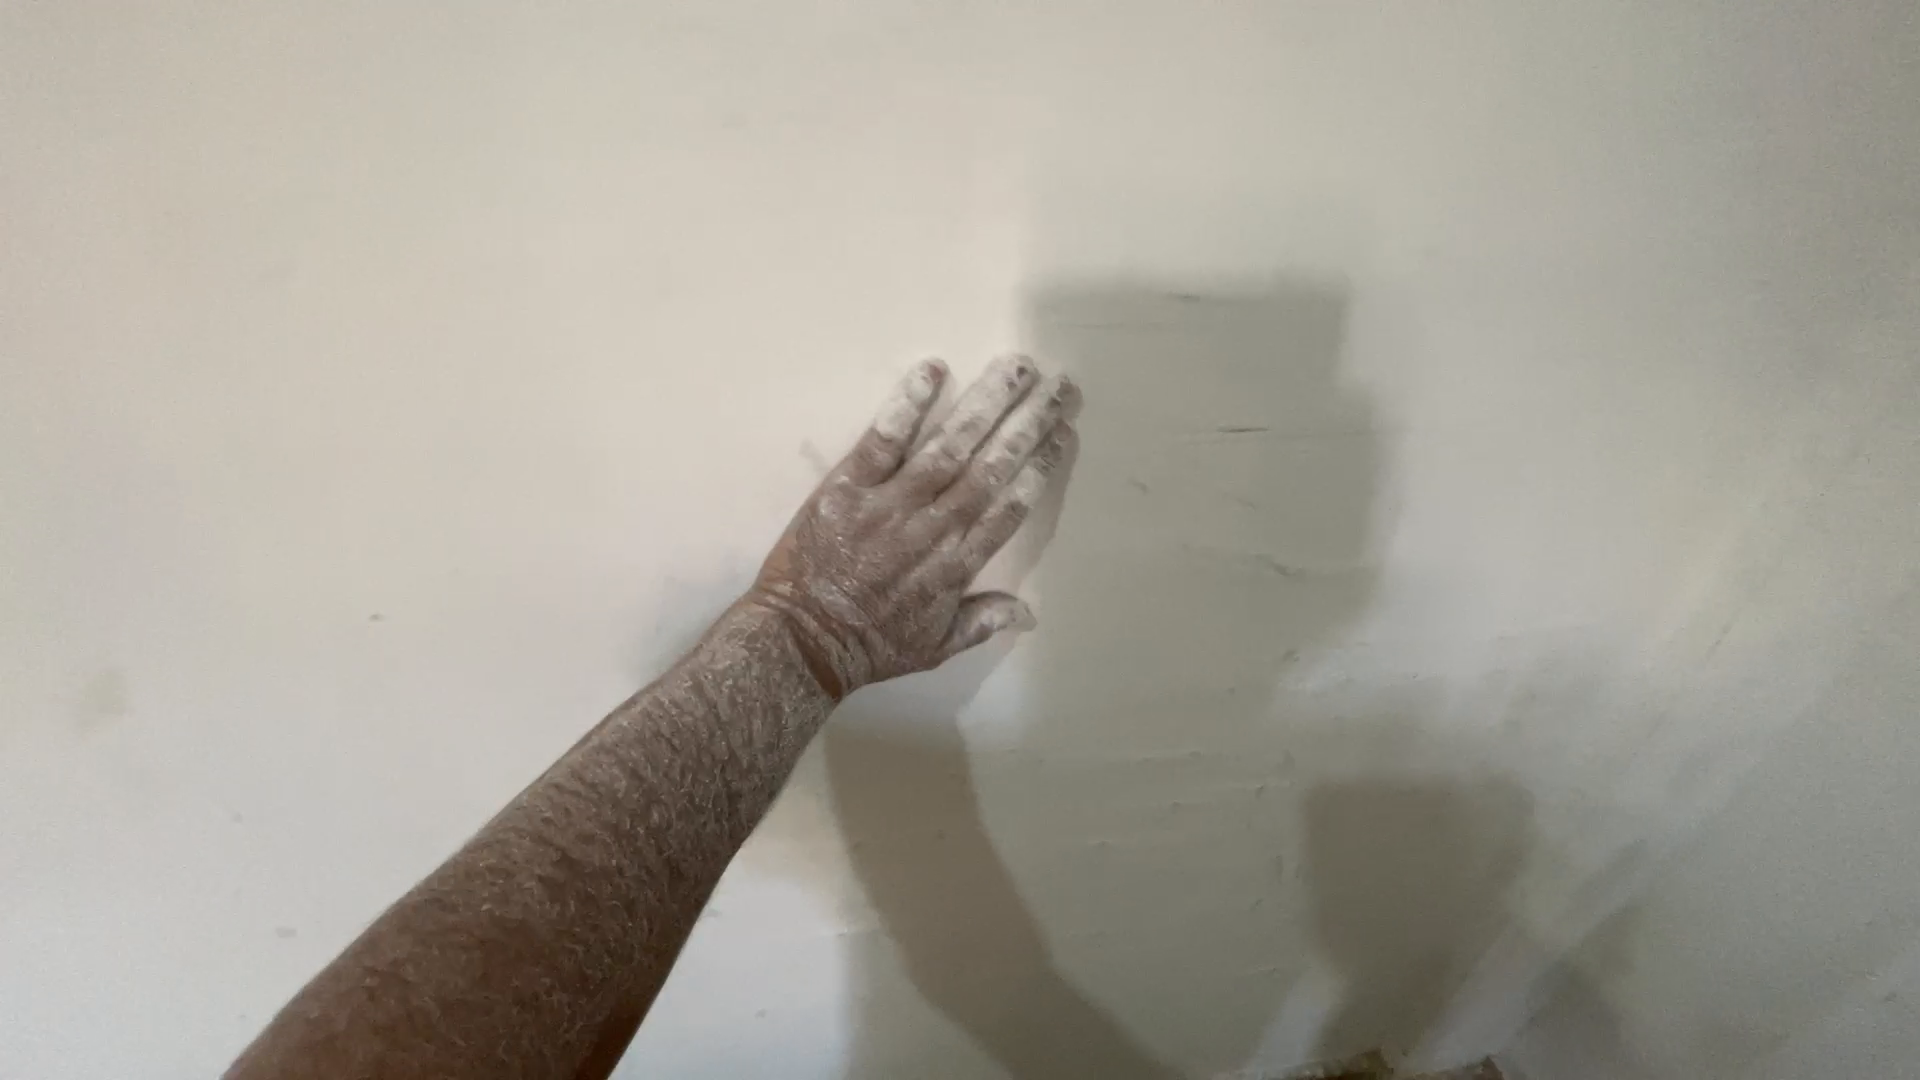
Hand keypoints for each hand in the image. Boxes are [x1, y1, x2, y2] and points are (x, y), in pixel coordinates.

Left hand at [747, 355, 1078, 697]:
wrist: (803, 639)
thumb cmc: (870, 645)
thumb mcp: (934, 648)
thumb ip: (982, 624)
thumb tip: (1030, 613)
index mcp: (957, 564)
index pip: (1010, 507)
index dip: (1039, 468)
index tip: (1062, 435)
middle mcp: (934, 526)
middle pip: (991, 467)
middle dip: (1028, 424)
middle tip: (1059, 386)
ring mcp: (891, 502)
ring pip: (949, 446)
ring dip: (986, 404)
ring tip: (1017, 367)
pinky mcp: (849, 485)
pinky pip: (883, 440)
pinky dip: (908, 405)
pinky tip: (933, 370)